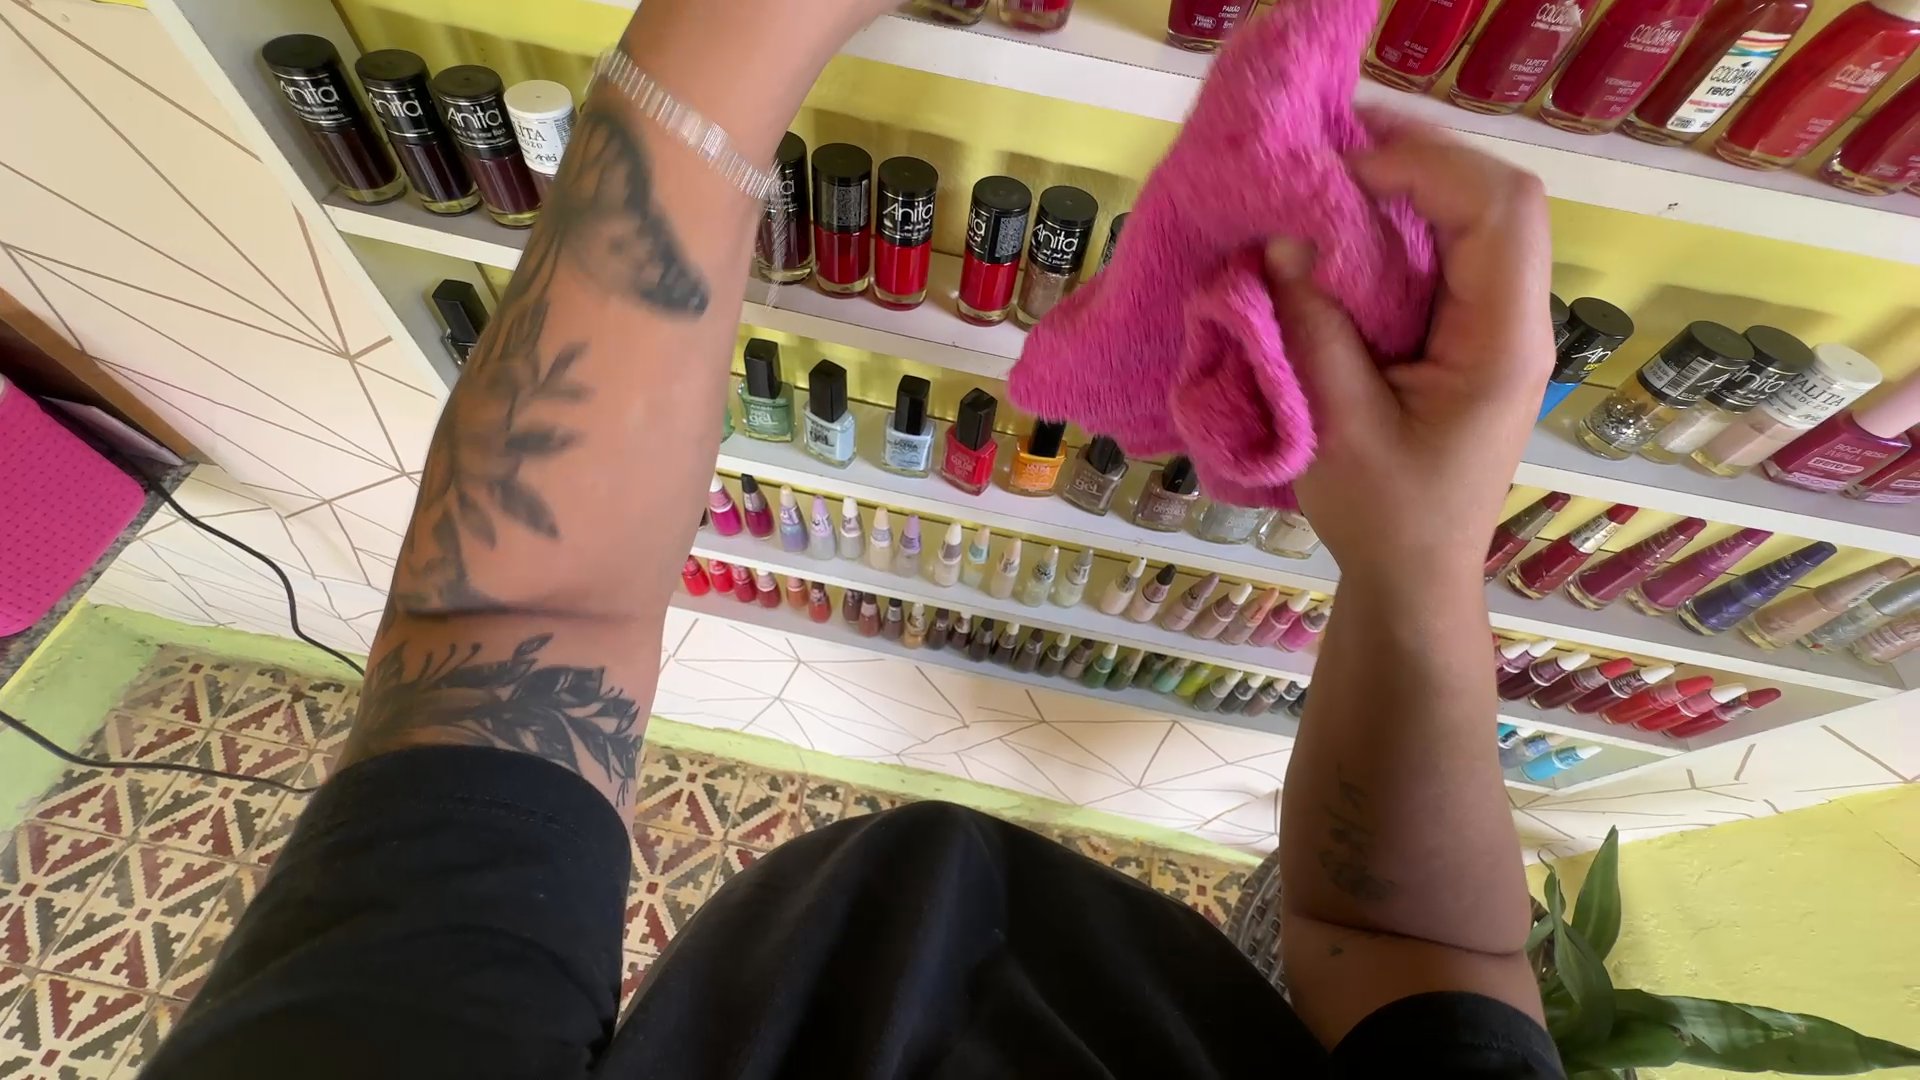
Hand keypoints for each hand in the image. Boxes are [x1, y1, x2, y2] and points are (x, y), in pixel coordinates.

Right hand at [1269, 122, 1552, 583]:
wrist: (1412, 576)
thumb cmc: (1382, 516)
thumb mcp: (1339, 426)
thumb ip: (1314, 334)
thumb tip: (1286, 247)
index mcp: (1499, 344)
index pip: (1497, 212)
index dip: (1427, 167)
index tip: (1342, 169)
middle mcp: (1511, 324)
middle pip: (1493, 203)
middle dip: (1416, 164)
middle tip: (1331, 153)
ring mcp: (1490, 334)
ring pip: (1467, 230)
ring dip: (1403, 197)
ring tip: (1330, 182)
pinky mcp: (1460, 348)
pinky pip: (1437, 270)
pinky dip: (1391, 243)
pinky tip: (1342, 241)